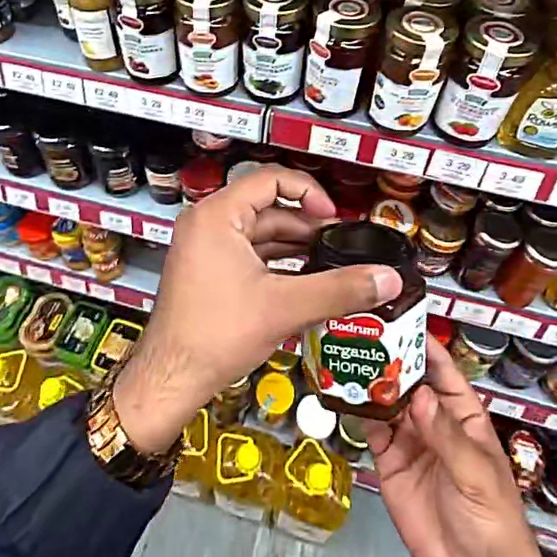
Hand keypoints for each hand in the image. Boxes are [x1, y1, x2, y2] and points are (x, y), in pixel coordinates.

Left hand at [111, 164, 397, 452]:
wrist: (172, 376)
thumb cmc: (211, 336)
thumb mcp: (284, 307)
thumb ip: (339, 289)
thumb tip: (384, 279)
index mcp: (216, 216)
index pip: (270, 180)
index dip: (308, 193)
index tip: (332, 216)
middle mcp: (206, 223)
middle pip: (267, 207)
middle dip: (306, 225)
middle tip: (339, 245)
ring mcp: (204, 246)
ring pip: (259, 232)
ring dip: (294, 245)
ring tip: (329, 263)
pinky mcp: (207, 268)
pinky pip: (248, 252)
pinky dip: (276, 261)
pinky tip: (303, 279)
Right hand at [366, 337, 547, 556]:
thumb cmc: (495, 522)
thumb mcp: (476, 475)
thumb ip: (446, 436)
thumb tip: (420, 396)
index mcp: (462, 415)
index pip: (442, 368)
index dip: (422, 342)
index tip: (399, 317)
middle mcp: (432, 420)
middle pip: (407, 378)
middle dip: (387, 356)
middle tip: (359, 332)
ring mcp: (409, 439)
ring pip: (384, 399)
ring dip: (367, 380)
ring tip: (344, 356)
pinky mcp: (388, 461)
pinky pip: (370, 428)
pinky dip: (356, 411)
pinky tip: (342, 395)